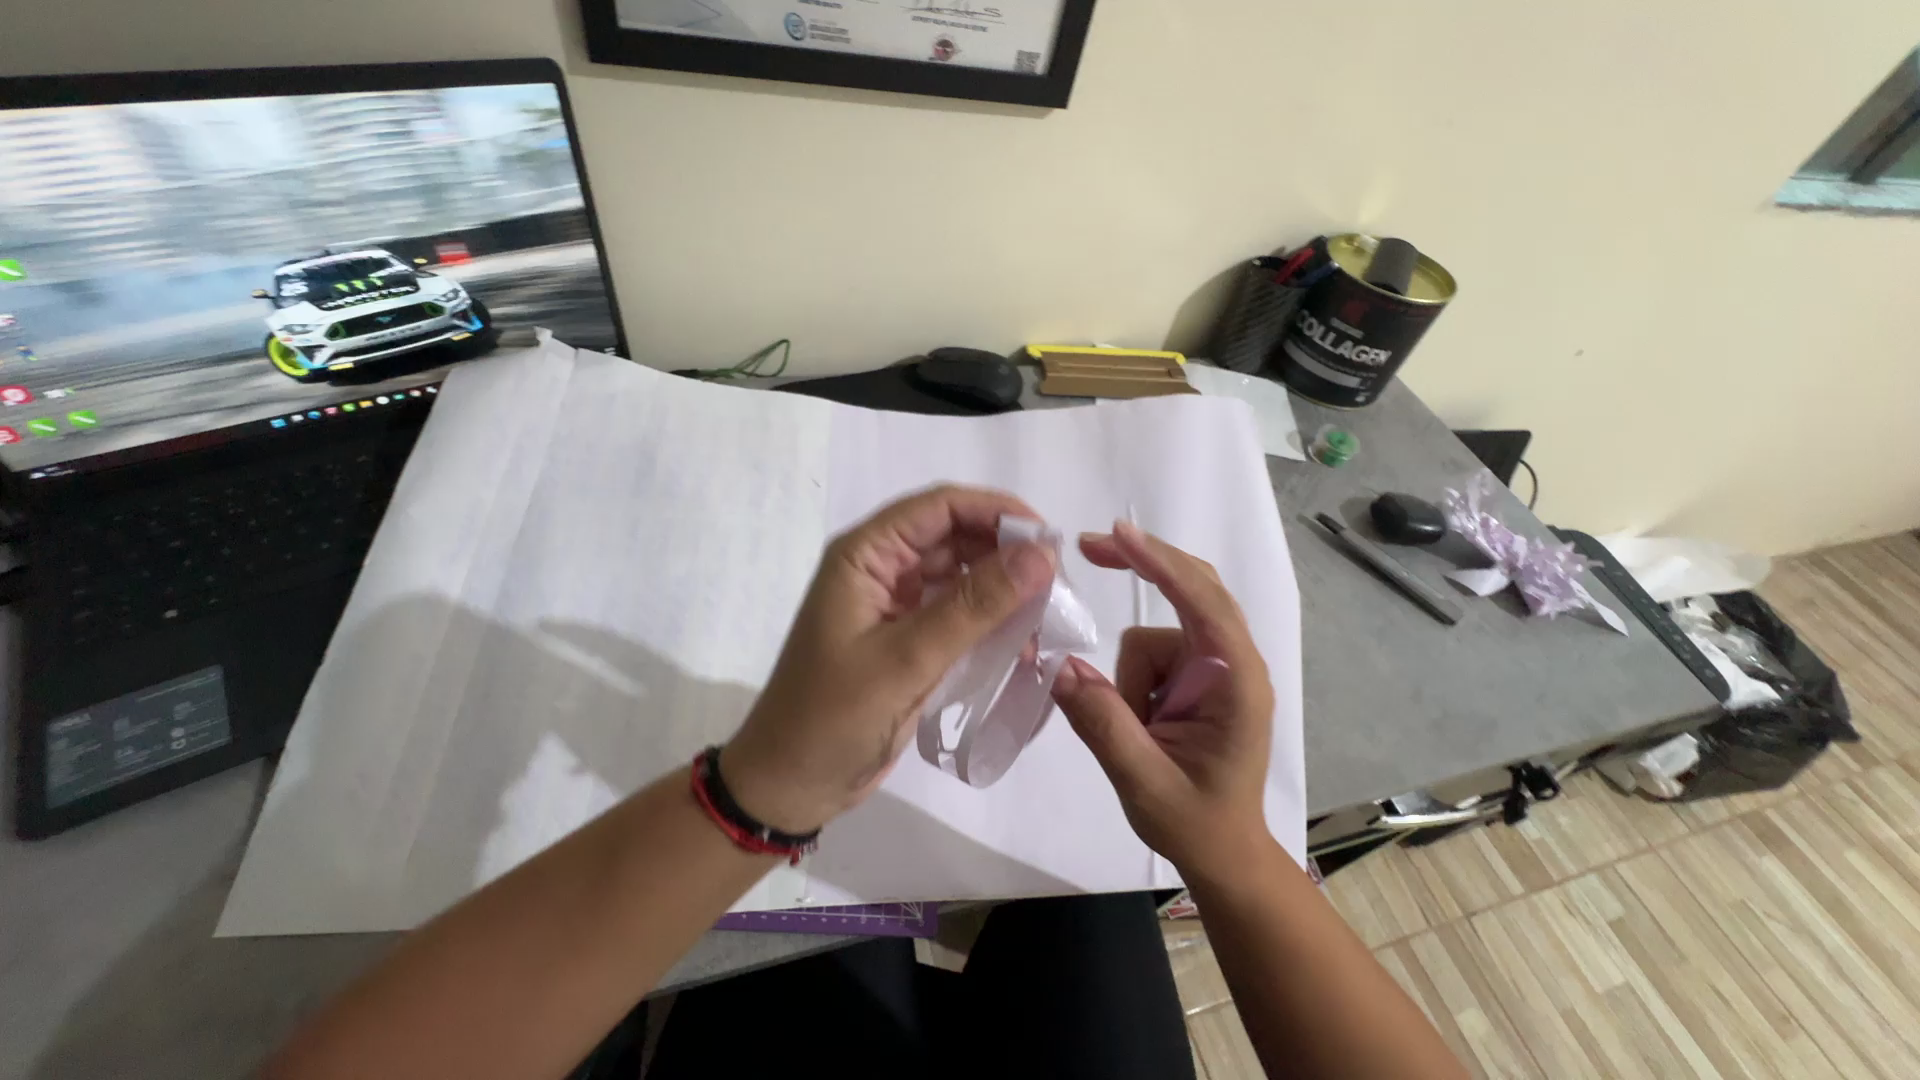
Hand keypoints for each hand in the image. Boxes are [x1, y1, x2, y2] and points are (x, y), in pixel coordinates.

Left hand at [722, 485, 1056, 833]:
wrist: (790, 785)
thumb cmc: (832, 717)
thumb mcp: (906, 659)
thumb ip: (974, 605)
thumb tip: (1041, 555)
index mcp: (865, 556)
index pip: (940, 507)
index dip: (997, 512)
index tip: (1051, 543)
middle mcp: (881, 569)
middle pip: (955, 537)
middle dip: (1007, 553)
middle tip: (1060, 585)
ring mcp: (895, 605)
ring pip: (961, 576)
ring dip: (1004, 589)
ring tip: (1051, 613)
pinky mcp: (908, 640)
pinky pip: (958, 614)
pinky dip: (992, 623)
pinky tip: (1026, 641)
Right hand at [1050, 521, 1275, 878]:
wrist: (1224, 853)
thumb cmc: (1196, 824)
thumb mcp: (1143, 781)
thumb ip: (1103, 724)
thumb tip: (1061, 668)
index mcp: (1237, 683)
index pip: (1204, 604)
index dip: (1161, 564)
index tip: (1119, 535)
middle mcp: (1234, 664)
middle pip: (1191, 589)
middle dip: (1142, 567)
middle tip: (1088, 548)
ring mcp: (1216, 669)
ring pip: (1151, 637)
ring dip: (1130, 679)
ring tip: (1139, 734)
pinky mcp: (1197, 679)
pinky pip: (1149, 656)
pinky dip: (1132, 683)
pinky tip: (1142, 723)